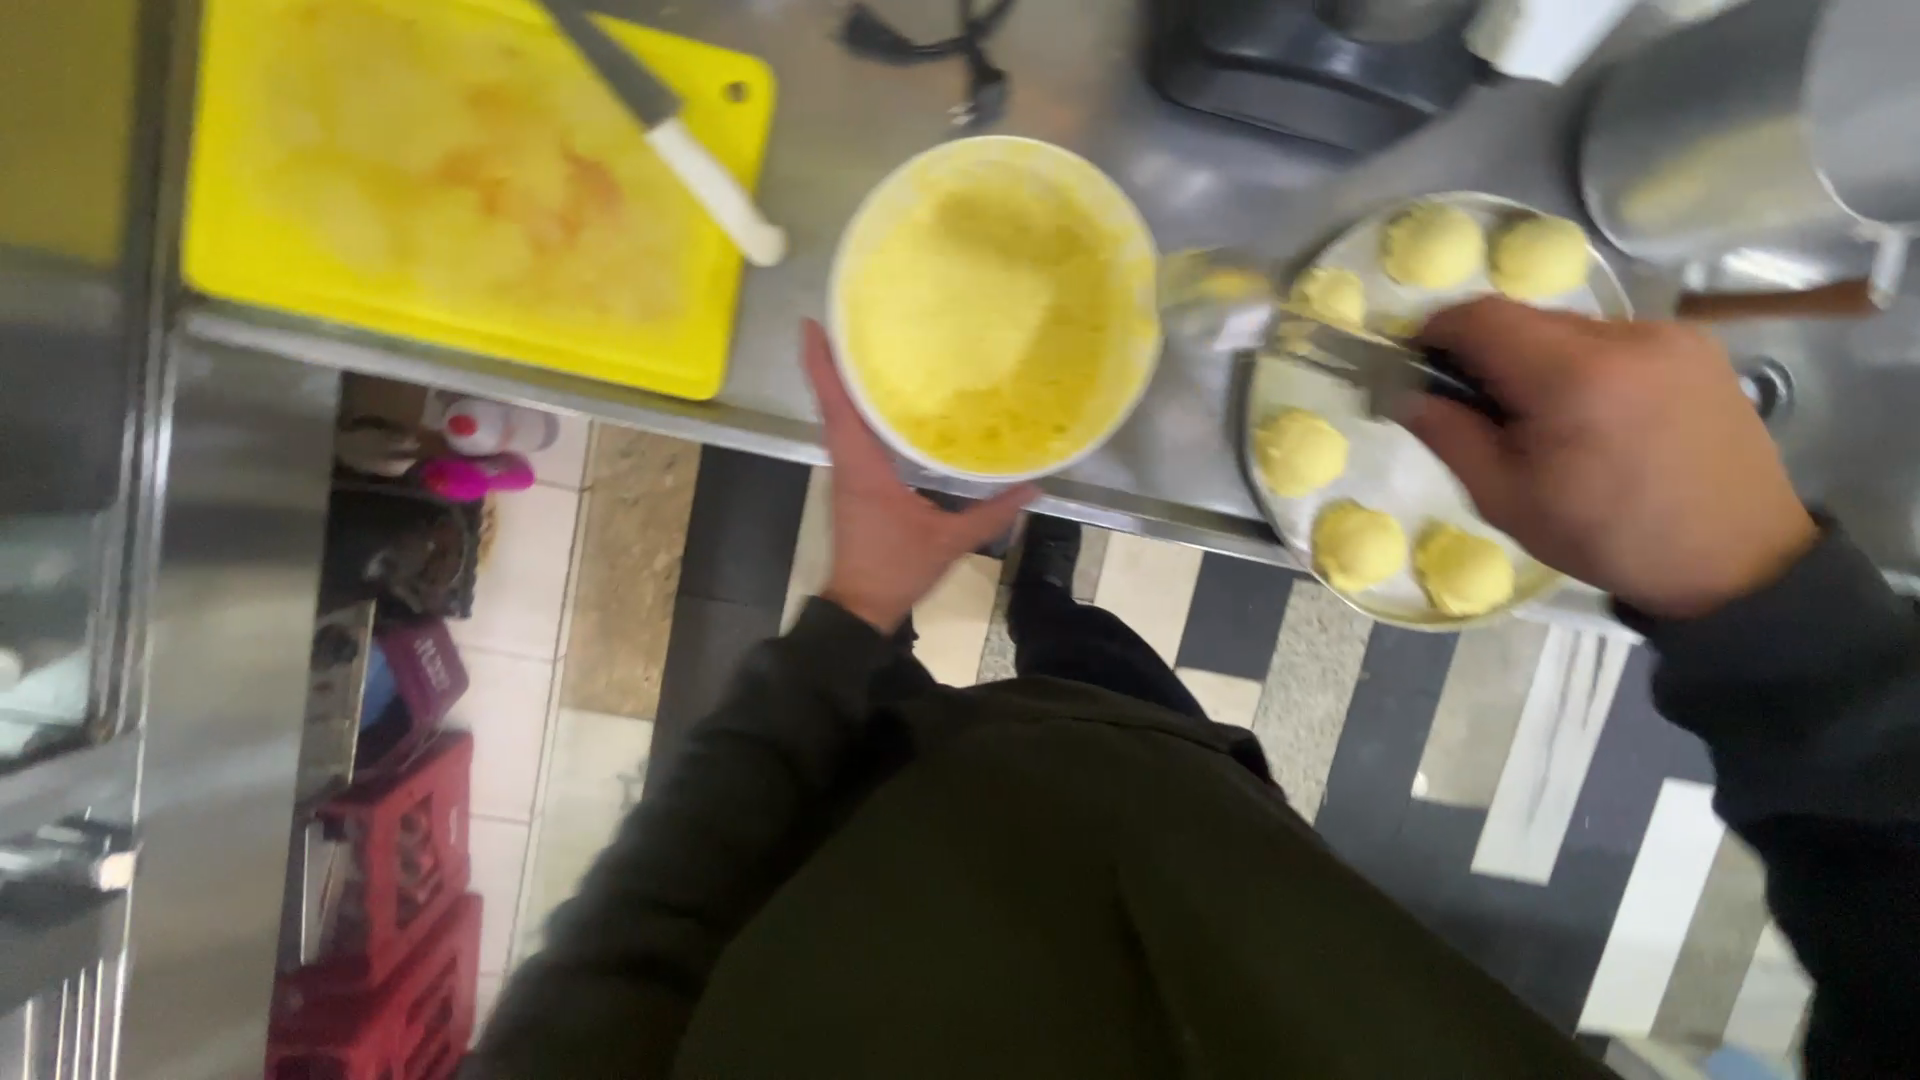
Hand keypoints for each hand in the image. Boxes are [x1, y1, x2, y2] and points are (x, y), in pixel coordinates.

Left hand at [802, 320, 1036, 632]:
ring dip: (844, 383)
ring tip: (864, 346)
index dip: (824, 366)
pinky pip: (848, 435)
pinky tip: (879, 400)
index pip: (839, 408)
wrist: (860, 606)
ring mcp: (846, 473)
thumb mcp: (948, 542)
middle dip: (835, 360)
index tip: (813, 325)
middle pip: (834, 403)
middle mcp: (847, 463)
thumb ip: (991, 514)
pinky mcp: (852, 484)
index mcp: (863, 469)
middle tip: (849, 318)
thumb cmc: (897, 571)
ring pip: (839, 418)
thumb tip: (1034, 488)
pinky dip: (854, 410)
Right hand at [1405, 298, 1817, 619]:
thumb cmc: (1603, 535)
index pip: (1482, 317)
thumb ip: (1448, 434)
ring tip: (1530, 417)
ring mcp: (1670, 337)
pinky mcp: (1695, 347)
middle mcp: (1628, 337)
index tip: (1413, 361)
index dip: (1435, 330)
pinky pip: (1607, 339)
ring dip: (1528, 359)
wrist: (1733, 557)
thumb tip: (1405, 395)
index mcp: (1573, 376)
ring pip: (1565, 328)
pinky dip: (1573, 364)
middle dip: (1481, 352)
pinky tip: (1580, 411)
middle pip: (1524, 318)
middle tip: (1467, 405)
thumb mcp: (1502, 497)